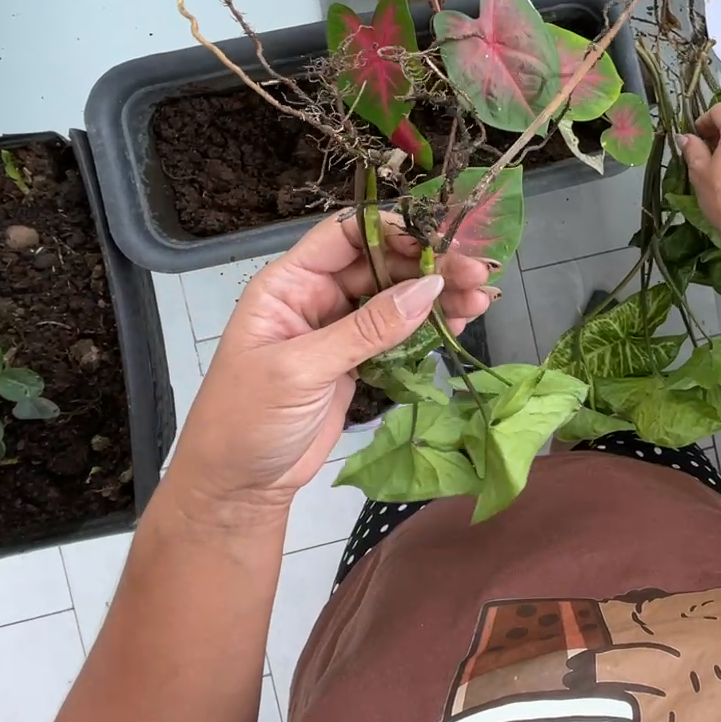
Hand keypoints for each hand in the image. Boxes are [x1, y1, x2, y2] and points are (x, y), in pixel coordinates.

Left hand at [163, 213, 492, 527]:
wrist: (239, 489)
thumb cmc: (246, 421)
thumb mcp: (302, 370)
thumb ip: (367, 328)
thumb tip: (429, 288)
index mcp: (290, 284)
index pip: (344, 236)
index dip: (391, 232)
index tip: (436, 243)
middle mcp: (318, 296)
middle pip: (383, 265)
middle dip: (431, 267)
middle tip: (478, 274)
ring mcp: (342, 328)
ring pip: (399, 297)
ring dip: (440, 296)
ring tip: (481, 301)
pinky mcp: (360, 358)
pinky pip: (402, 332)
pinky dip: (432, 326)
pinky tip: (460, 323)